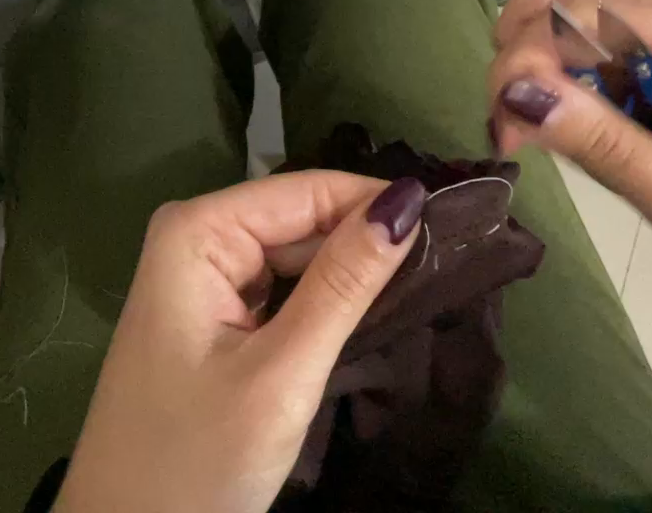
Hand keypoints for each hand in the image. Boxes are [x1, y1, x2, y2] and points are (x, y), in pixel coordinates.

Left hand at [54, 171, 424, 512]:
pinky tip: (372, 306)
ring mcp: (201, 274)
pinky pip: (279, 286)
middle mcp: (196, 235)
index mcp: (197, 230)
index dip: (376, 200)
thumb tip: (404, 203)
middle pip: (299, 218)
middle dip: (365, 238)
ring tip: (429, 279)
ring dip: (350, 271)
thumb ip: (342, 285)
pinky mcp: (213, 312)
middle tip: (452, 258)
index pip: (304, 192)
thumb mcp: (280, 374)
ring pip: (294, 253)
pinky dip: (323, 298)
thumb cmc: (196, 460)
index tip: (454, 219)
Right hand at [487, 0, 651, 371]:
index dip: (532, 51)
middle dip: (526, 36)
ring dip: (537, 53)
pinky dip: (560, 76)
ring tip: (523, 122)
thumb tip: (513, 91)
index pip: (597, 11)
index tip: (500, 121)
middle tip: (506, 110)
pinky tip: (555, 124)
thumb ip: (604, 145)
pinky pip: (601, 50)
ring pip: (584, 8)